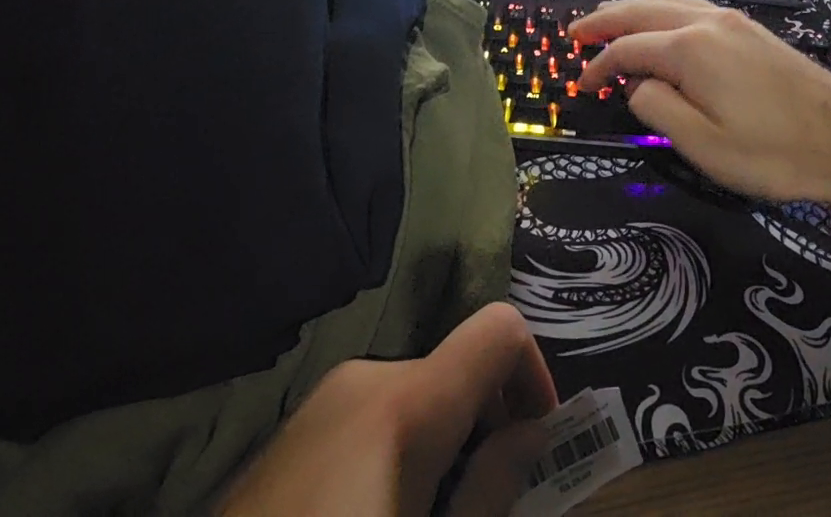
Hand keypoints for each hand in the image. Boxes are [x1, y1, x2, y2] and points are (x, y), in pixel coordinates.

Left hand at [216, 303, 558, 516]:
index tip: (536, 442)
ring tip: (431, 510)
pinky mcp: (294, 428)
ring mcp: (323, 400)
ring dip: (445, 440)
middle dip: (487, 424)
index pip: (498, 330)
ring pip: (417, 395)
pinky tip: (378, 509)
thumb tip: (529, 436)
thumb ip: (492, 489)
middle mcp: (367, 380)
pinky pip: (374, 414)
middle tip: (488, 500)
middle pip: (458, 370)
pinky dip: (402, 446)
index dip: (533, 374)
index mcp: (407, 403)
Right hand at [569, 0, 830, 205]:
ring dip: (634, 10)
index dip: (599, 65)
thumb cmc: (775, 153)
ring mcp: (734, 20)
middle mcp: (709, 21)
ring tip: (608, 23)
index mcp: (691, 48)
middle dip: (606, 20)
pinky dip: (663, 11)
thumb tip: (636, 85)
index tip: (581, 86)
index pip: (628, 48)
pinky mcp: (753, 29)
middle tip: (575, 32)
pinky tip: (661, 25)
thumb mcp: (704, 145)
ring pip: (670, 2)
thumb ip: (658, 109)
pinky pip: (693, 7)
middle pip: (644, 10)